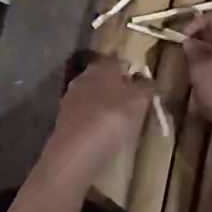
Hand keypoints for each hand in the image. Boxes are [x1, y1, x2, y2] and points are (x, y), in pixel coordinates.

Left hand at [36, 57, 152, 184]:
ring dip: (107, 106)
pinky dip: (97, 122)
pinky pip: (86, 116)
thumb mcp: (141, 99)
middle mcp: (82, 78)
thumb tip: (146, 80)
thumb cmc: (114, 117)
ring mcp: (70, 101)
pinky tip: (107, 133)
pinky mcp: (65, 122)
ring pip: (94, 97)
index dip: (133, 70)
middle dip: (118, 88)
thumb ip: (146, 86)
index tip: (144, 84)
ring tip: (123, 121)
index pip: (119, 61)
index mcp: (101, 67)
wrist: (78, 150)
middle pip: (105, 79)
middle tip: (135, 102)